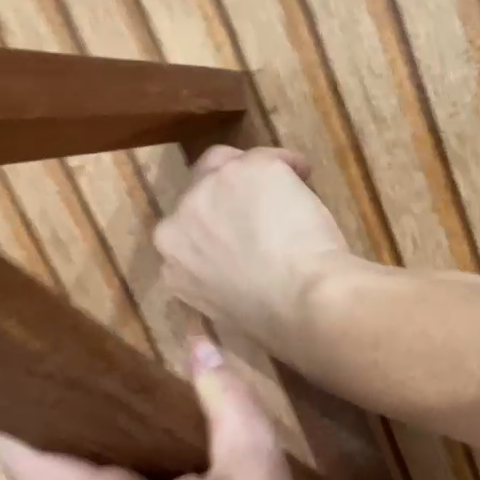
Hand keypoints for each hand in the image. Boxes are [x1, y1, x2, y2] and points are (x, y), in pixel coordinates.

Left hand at [5, 337, 304, 479]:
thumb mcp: (257, 474)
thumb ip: (228, 404)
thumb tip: (198, 345)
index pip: (23, 446)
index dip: (23, 392)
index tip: (32, 339)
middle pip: (37, 441)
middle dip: (51, 388)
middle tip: (74, 330)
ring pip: (62, 449)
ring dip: (75, 407)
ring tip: (94, 352)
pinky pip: (87, 461)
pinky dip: (99, 428)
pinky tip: (122, 396)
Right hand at [153, 146, 361, 352]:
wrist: (300, 300)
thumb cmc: (271, 321)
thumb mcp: (224, 311)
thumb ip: (214, 281)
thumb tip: (230, 272)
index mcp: (172, 261)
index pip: (185, 227)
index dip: (214, 224)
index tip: (237, 231)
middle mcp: (181, 218)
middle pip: (202, 187)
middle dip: (230, 195)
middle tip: (262, 207)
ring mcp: (213, 187)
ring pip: (232, 164)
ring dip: (257, 176)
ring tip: (288, 194)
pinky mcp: (249, 168)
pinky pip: (274, 159)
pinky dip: (293, 169)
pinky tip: (307, 181)